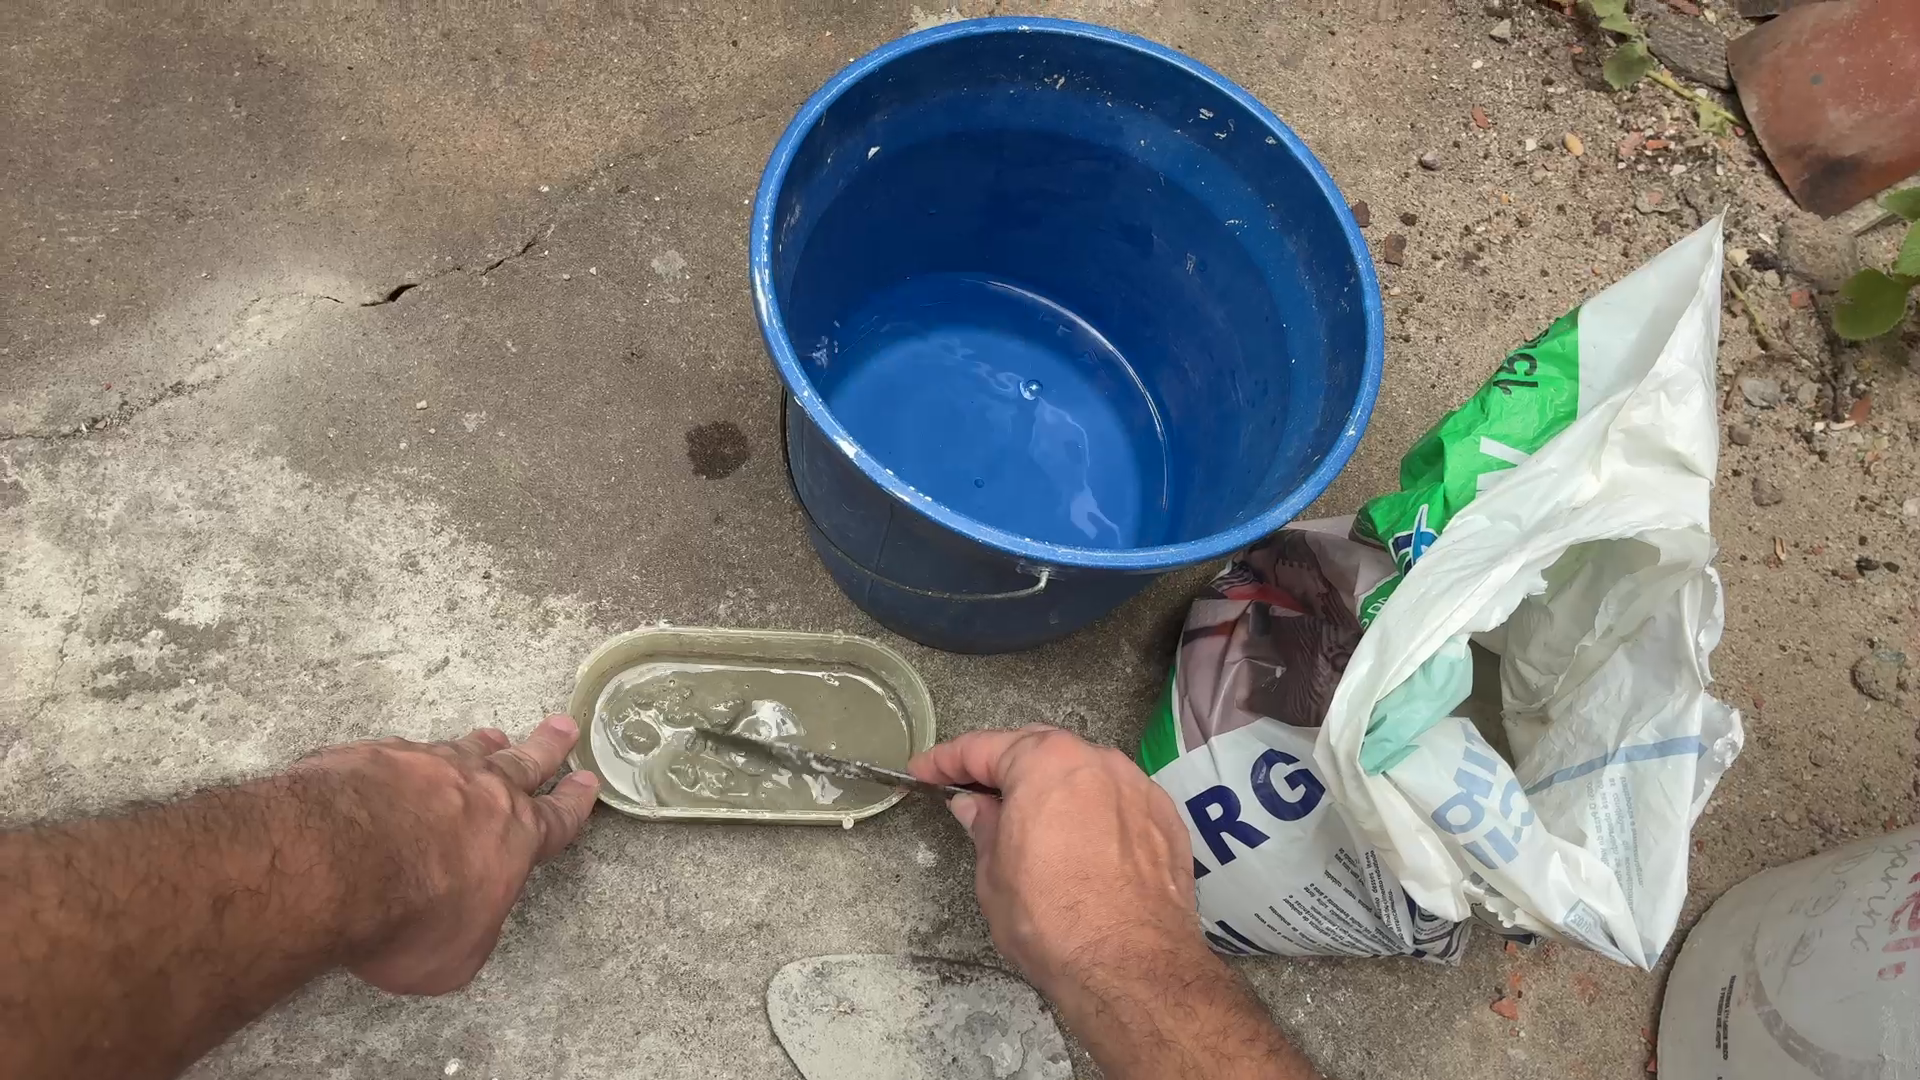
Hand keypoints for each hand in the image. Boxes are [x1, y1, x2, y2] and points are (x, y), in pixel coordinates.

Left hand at [298, 715, 599, 994]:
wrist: (334, 865)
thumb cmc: (408, 916)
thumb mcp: (454, 956)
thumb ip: (474, 931)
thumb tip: (467, 924)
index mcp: (516, 836)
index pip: (559, 816)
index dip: (577, 801)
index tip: (589, 781)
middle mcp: (485, 792)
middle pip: (528, 761)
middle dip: (550, 746)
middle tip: (564, 727)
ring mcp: (433, 767)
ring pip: (469, 750)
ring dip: (483, 747)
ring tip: (491, 738)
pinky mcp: (378, 757)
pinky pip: (400, 755)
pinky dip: (404, 763)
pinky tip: (392, 769)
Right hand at [907, 725, 1201, 996]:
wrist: (1135, 969)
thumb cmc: (1054, 921)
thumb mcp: (994, 874)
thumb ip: (983, 826)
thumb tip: (975, 805)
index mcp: (1043, 762)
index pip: (982, 748)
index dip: (945, 760)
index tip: (924, 769)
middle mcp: (1093, 759)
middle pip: (1035, 749)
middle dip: (1002, 767)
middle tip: (973, 792)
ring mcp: (1134, 783)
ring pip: (1079, 770)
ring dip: (1050, 786)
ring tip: (1030, 819)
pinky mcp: (1163, 814)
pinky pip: (1115, 797)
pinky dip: (1091, 808)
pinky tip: (1080, 840)